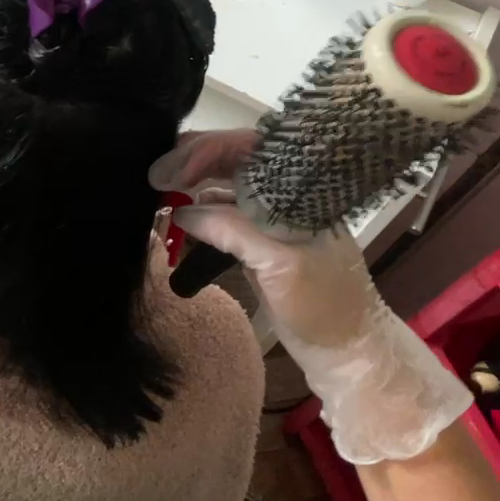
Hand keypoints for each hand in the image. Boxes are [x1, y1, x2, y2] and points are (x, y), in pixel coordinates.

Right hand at [150, 131, 471, 463]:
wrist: (347, 352)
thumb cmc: (324, 306)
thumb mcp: (280, 264)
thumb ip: (233, 230)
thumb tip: (182, 213)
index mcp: (299, 189)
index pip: (247, 148)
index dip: (206, 151)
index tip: (170, 170)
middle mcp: (284, 194)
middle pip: (230, 160)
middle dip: (190, 161)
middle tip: (152, 176)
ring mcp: (270, 216)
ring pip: (222, 184)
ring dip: (189, 182)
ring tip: (156, 189)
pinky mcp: (258, 240)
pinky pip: (221, 213)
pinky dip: (196, 210)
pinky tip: (176, 214)